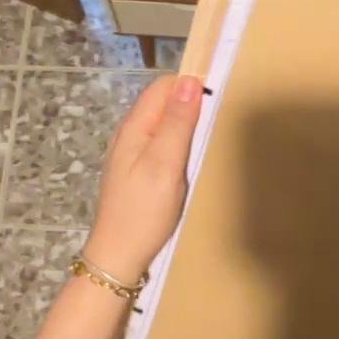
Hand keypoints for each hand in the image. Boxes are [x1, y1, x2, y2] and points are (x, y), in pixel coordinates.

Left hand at [82, 75, 204, 280]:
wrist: (118, 257)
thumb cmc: (143, 211)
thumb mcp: (164, 165)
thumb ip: (176, 123)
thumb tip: (190, 81)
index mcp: (134, 128)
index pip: (162, 87)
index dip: (189, 84)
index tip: (219, 95)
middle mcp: (130, 135)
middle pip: (162, 103)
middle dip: (190, 102)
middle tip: (220, 117)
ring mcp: (131, 154)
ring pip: (162, 124)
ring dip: (186, 123)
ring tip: (212, 134)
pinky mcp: (137, 172)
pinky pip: (160, 144)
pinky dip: (179, 143)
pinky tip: (192, 157)